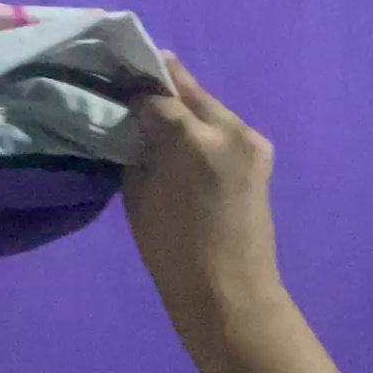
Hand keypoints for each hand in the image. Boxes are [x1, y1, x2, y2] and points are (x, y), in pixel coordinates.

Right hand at [123, 54, 282, 323]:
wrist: (228, 289)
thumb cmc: (170, 248)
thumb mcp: (137, 192)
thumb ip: (139, 148)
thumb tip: (135, 123)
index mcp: (193, 140)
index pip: (157, 95)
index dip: (132, 90)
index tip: (112, 86)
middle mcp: (229, 129)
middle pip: (188, 90)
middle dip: (159, 85)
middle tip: (128, 83)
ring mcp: (251, 139)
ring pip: (206, 105)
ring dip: (180, 104)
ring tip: (149, 113)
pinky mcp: (260, 153)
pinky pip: (221, 125)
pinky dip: (198, 124)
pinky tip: (177, 135)